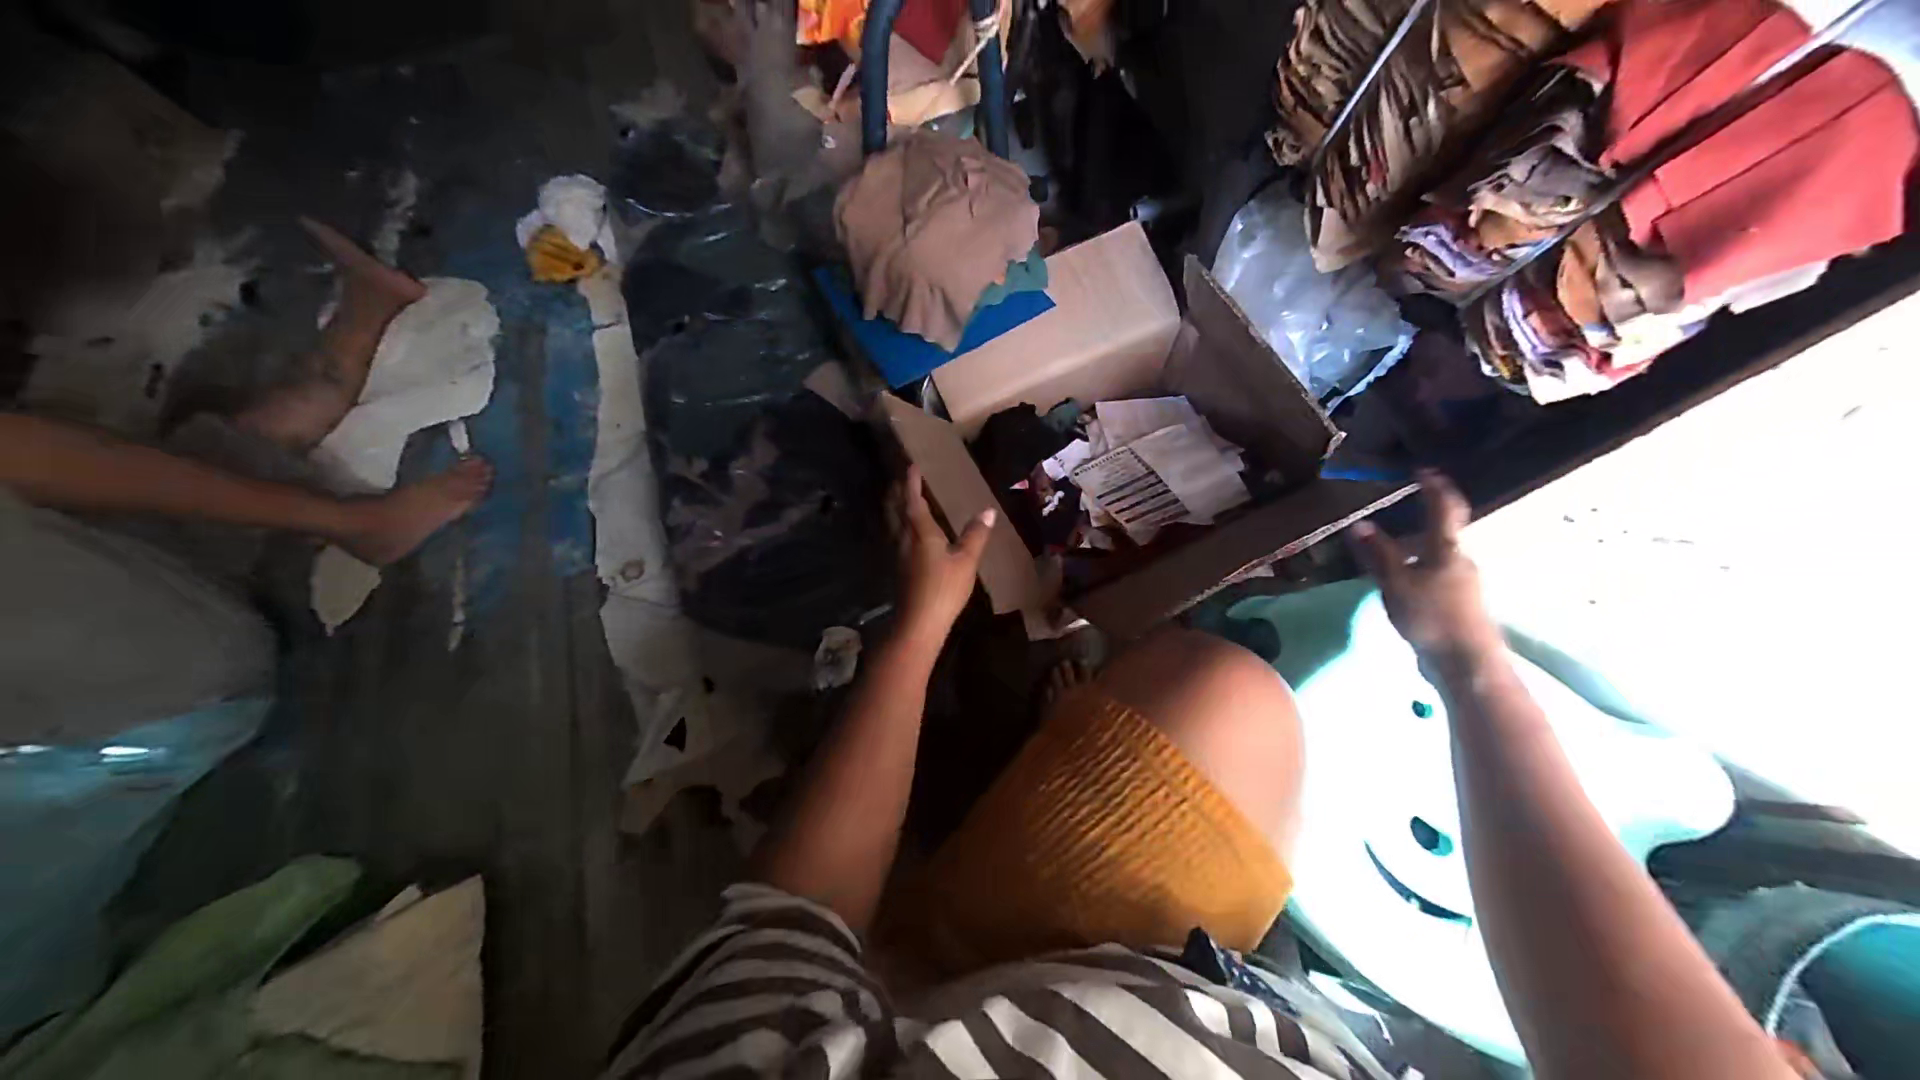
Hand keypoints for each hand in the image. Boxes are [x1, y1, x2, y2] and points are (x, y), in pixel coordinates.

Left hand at [891, 465, 995, 643]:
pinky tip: (914, 538)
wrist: (918, 624)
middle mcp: (904, 540)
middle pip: (897, 511)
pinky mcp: (901, 572)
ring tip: (909, 503)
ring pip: (896, 526)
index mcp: (920, 532)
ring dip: (899, 512)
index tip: (912, 465)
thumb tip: (987, 511)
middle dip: (900, 494)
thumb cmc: (943, 588)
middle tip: (905, 481)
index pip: (913, 500)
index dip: (913, 483)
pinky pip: (900, 540)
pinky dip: (904, 530)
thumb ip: (975, 535)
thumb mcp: (966, 561)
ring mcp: (900, 557)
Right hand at [1348, 471, 1501, 664]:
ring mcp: (1464, 584)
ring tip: (1384, 562)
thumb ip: (1378, 554)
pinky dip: (1416, 575)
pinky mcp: (1459, 605)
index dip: (1434, 488)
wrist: (1466, 663)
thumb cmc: (1432, 616)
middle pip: (1438, 536)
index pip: (1444, 509)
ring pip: (1435, 559)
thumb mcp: (1396, 583)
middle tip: (1388, 528)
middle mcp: (1461, 561)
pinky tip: (1398, 590)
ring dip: (1412, 555)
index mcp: (1447, 550)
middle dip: (1415, 529)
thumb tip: (1360, 524)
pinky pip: (1434, 579)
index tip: (1423, 472)